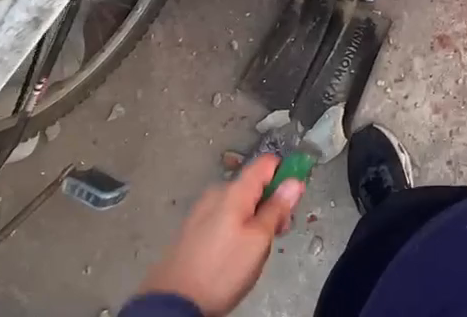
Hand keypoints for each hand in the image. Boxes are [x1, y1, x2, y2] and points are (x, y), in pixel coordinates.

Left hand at [139, 155, 304, 315]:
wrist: (172, 304)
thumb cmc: (222, 270)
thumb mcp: (259, 240)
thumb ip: (277, 208)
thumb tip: (294, 181)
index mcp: (235, 191)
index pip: (267, 163)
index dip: (285, 175)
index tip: (292, 201)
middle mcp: (216, 194)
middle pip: (254, 186)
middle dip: (270, 204)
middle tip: (275, 234)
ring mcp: (201, 212)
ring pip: (238, 205)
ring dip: (253, 220)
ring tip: (253, 252)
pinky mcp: (191, 231)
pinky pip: (223, 219)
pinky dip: (235, 229)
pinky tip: (233, 256)